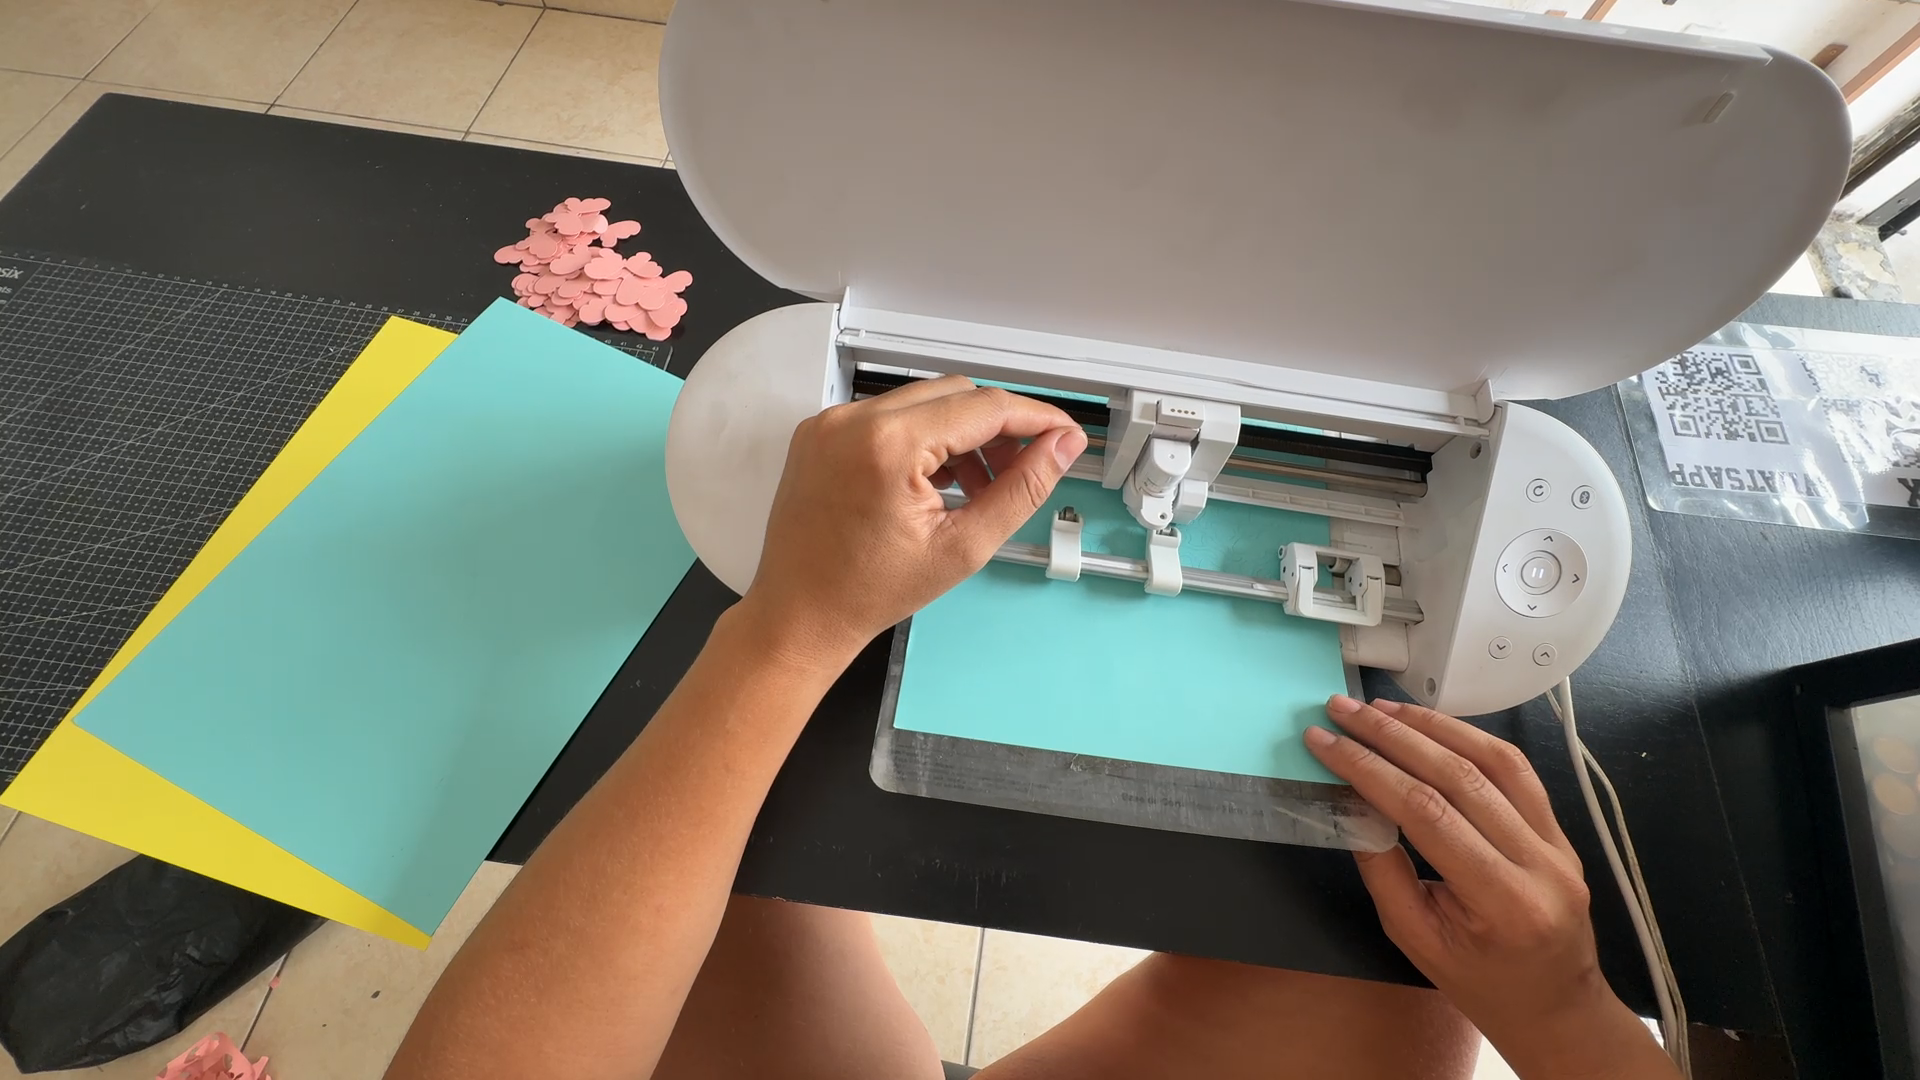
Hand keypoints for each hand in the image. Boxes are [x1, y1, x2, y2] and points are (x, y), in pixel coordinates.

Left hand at [740, 375, 1086, 667]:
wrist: (799, 615)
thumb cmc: (870, 592)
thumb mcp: (964, 547)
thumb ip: (1021, 490)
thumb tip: (1060, 447)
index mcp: (888, 445)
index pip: (984, 407)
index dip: (1035, 417)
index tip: (1063, 434)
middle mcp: (853, 419)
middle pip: (955, 394)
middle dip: (998, 426)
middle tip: (1023, 466)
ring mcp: (830, 422)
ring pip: (923, 401)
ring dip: (961, 432)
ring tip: (977, 484)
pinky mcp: (820, 432)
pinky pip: (888, 416)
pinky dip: (923, 437)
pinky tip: (937, 479)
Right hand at [1305, 697, 1678, 1079]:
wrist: (1556, 1006)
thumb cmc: (1476, 980)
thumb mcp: (1411, 934)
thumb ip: (1379, 863)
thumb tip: (1347, 797)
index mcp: (1503, 901)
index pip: (1425, 812)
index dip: (1366, 768)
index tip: (1322, 741)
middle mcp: (1540, 863)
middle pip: (1457, 776)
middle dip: (1389, 734)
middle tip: (1341, 709)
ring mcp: (1558, 842)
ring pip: (1492, 760)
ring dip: (1428, 724)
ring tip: (1379, 707)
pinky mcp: (1559, 828)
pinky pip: (1514, 767)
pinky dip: (1465, 735)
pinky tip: (1426, 723)